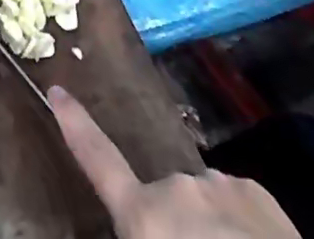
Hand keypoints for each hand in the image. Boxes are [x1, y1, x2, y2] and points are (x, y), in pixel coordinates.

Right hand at [51, 85, 299, 238]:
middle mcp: (178, 184)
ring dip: (202, 226)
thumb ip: (135, 227)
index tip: (56, 89)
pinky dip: (232, 224)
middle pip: (159, 200)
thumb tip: (134, 219)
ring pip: (198, 202)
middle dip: (166, 227)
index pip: (99, 161)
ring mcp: (220, 181)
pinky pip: (231, 203)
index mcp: (145, 214)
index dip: (75, 126)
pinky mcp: (256, 187)